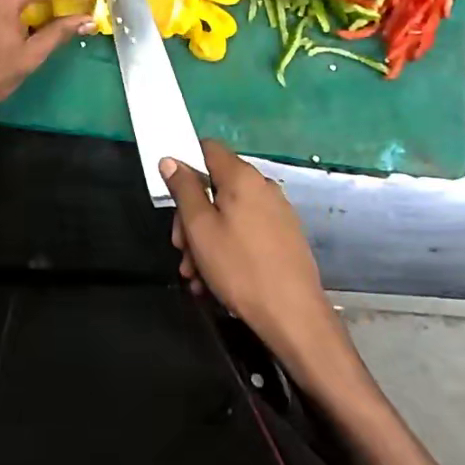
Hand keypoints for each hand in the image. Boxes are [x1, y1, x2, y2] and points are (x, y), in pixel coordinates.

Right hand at [161, 139, 338, 356]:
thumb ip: (183, 189)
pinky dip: (226, 246)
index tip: (171, 194)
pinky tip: (214, 279)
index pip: (208, 148)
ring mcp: (277, 212)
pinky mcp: (284, 236)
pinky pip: (245, 230)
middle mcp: (263, 187)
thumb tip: (171, 160)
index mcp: (243, 177)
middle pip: (215, 186)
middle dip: (191, 215)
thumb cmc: (240, 268)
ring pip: (228, 213)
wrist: (293, 315)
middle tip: (181, 248)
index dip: (184, 163)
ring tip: (195, 274)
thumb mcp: (200, 228)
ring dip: (205, 238)